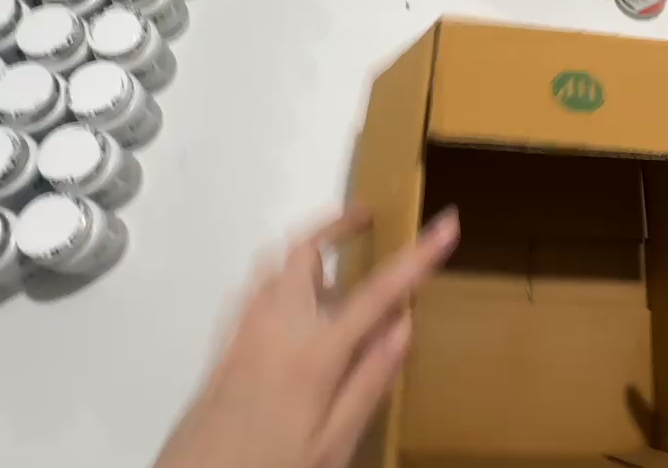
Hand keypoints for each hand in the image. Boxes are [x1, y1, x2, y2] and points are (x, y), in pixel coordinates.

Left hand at [154, 207, 460, 467]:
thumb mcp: (332, 448)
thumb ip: (369, 382)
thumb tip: (403, 322)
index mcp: (314, 352)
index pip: (378, 292)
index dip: (418, 255)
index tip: (447, 222)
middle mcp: (275, 327)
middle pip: (305, 251)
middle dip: (338, 225)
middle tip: (368, 222)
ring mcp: (242, 333)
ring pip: (273, 264)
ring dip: (307, 250)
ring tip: (334, 263)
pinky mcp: (220, 349)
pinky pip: (252, 290)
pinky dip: (278, 277)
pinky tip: (290, 304)